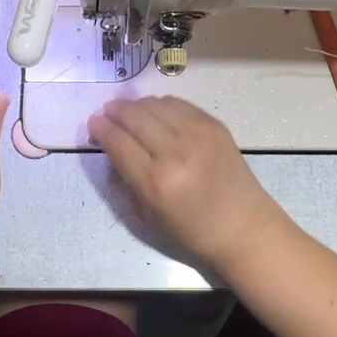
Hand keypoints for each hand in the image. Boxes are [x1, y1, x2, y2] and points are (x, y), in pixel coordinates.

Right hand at [88, 97, 290, 273]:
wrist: (243, 227)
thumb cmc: (192, 231)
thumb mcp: (148, 215)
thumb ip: (126, 180)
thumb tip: (111, 148)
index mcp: (155, 181)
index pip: (117, 143)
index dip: (100, 129)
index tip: (92, 123)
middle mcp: (175, 152)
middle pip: (133, 117)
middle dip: (114, 111)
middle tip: (106, 112)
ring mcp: (197, 134)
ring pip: (155, 105)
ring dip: (136, 105)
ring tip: (129, 111)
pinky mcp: (214, 125)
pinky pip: (179, 105)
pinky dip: (161, 105)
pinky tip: (155, 112)